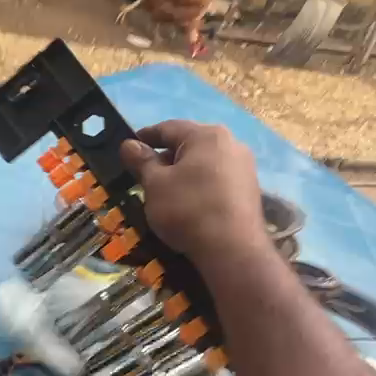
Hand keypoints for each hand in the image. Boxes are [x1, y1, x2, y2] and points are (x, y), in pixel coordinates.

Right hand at [118, 121, 267, 266]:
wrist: (231, 248)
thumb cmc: (187, 209)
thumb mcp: (155, 184)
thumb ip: (141, 161)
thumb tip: (128, 144)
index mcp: (206, 135)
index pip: (168, 127)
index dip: (144, 136)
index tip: (127, 147)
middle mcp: (230, 143)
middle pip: (189, 143)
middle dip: (165, 156)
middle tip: (144, 174)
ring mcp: (244, 165)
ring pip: (204, 161)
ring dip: (182, 171)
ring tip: (164, 190)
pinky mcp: (248, 188)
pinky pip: (216, 177)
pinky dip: (198, 184)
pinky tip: (188, 202)